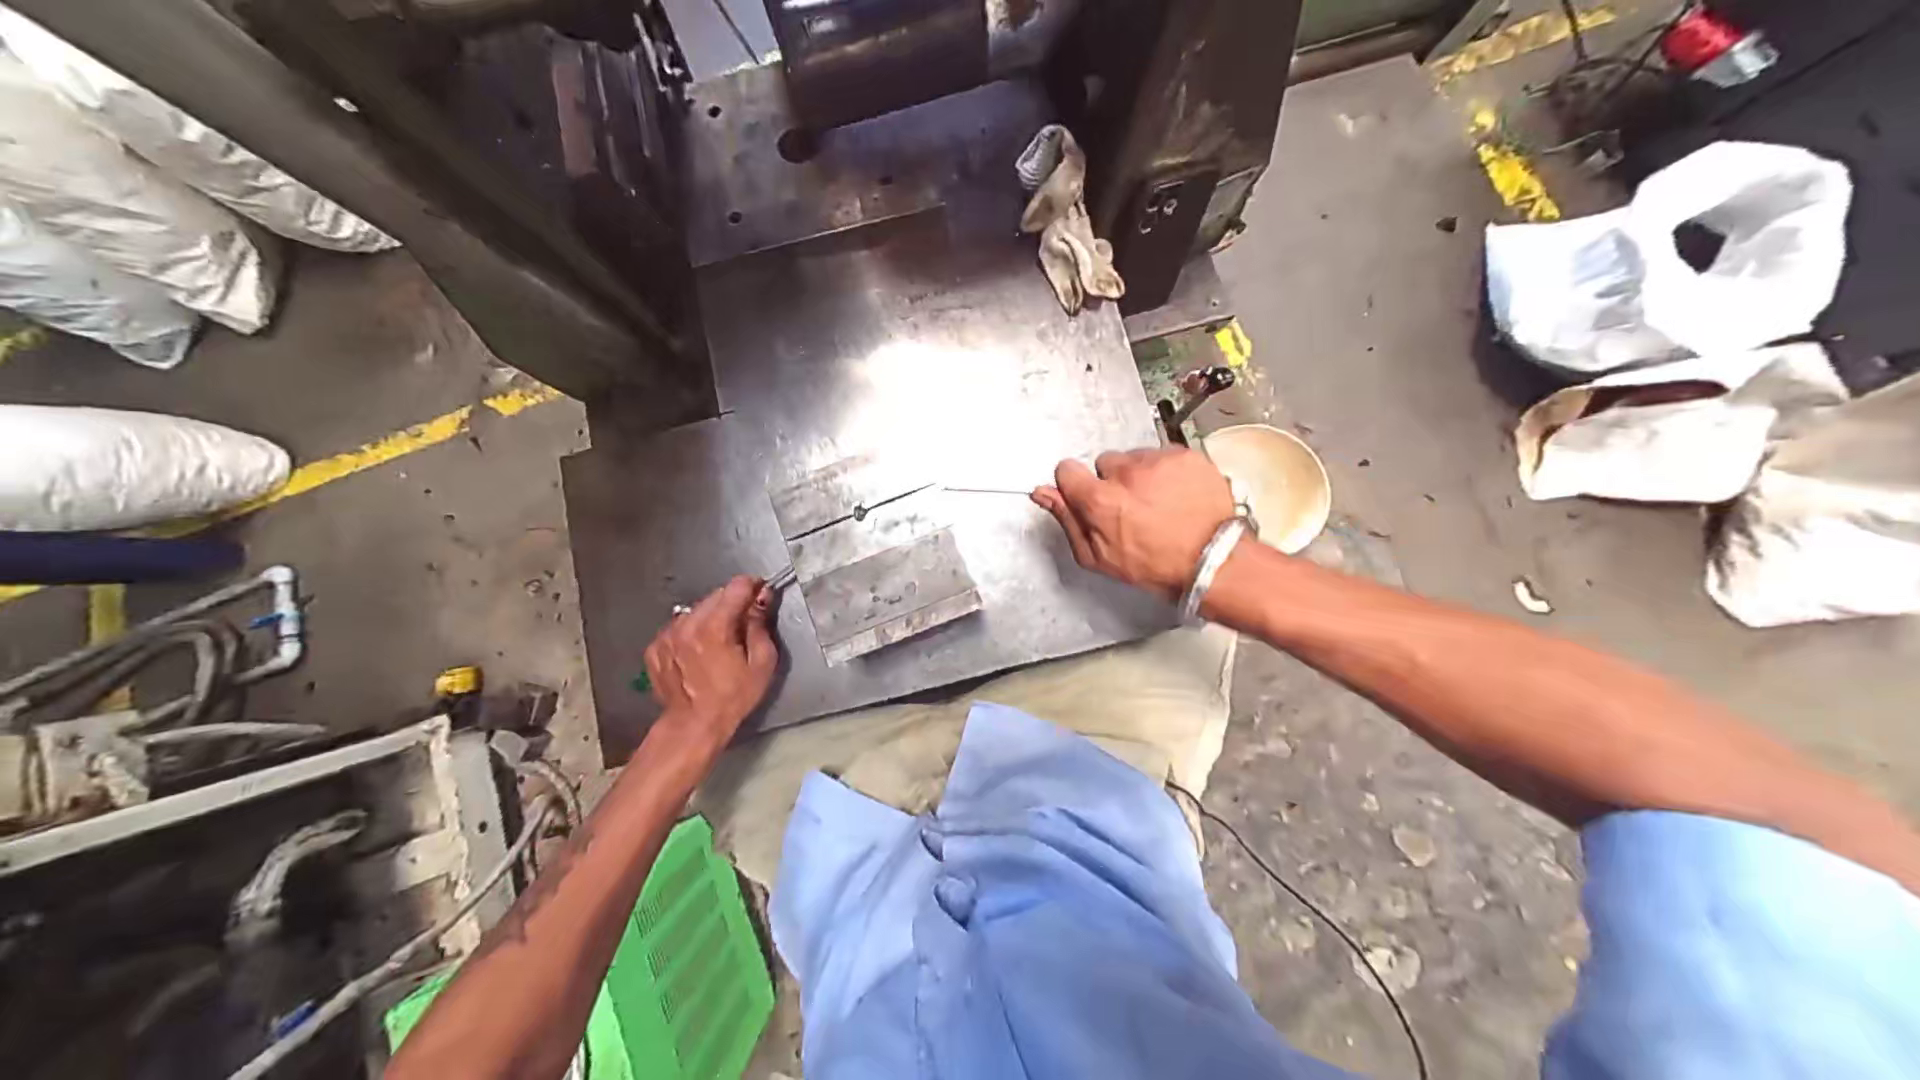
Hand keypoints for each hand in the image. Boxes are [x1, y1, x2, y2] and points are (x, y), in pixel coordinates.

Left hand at [644, 575, 778, 751]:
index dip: (753, 587)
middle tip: (743, 626)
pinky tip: (699, 653)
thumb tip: (761, 599)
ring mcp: (667, 635)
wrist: (694, 725)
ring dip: (710, 617)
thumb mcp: (762, 662)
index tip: (760, 595)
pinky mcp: (656, 647)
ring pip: (695, 610)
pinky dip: (691, 632)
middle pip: (715, 595)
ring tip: (719, 643)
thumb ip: (761, 624)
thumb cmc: (733, 697)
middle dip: (732, 604)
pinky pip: (679, 627)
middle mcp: (687, 624)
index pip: (736, 586)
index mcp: (715, 626)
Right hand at [1031, 447, 1236, 598]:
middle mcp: (1127, 473)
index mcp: (1100, 500)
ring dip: (1141, 475)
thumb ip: (1067, 519)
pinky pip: (1163, 455)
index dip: (1076, 484)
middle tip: (1132, 507)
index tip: (1089, 496)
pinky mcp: (1184, 455)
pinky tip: (1176, 496)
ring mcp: (1158, 461)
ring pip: (1135, 457)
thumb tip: (1044, 493)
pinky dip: (1167, 471)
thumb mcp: (1099, 556)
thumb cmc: (1155, 566)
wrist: (1212, 561)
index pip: (1067, 470)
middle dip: (1113, 481)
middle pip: (1104, 462)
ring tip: (1158, 503)